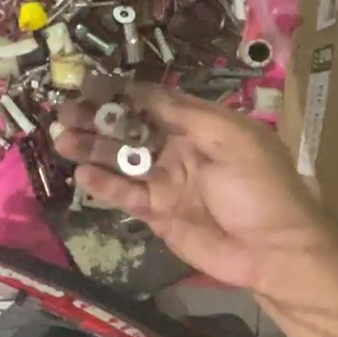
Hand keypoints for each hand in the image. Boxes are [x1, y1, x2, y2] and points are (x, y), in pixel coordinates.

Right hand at [53, 83, 337, 297]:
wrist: (275, 251)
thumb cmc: (260, 188)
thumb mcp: (231, 139)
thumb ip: (185, 115)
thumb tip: (143, 91)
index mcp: (200, 126)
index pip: (153, 103)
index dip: (121, 94)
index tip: (89, 85)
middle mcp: (179, 149)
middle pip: (130, 130)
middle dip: (98, 120)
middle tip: (65, 113)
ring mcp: (166, 182)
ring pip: (121, 161)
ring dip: (92, 149)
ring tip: (62, 139)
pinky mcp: (157, 213)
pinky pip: (125, 194)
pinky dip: (104, 184)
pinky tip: (81, 173)